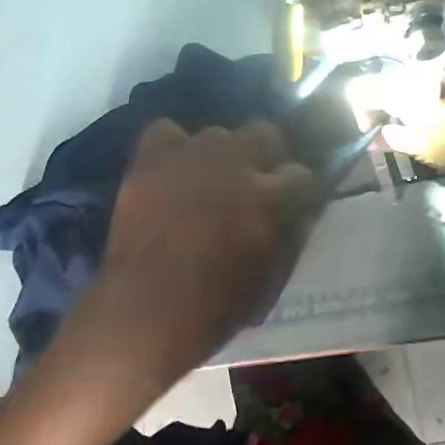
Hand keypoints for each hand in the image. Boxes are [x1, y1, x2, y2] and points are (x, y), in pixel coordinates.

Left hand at [49, 120, 315, 400]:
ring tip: (208, 180)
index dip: (297, 190)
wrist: (143, 313)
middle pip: (262, 132)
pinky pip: (165, 131)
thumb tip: (300, 212)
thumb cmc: (212, 310)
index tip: (291, 202)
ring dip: (220, 154)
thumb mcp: (267, 282)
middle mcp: (232, 166)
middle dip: (266, 155)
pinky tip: (173, 170)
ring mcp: (187, 159)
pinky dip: (173, 146)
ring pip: (216, 133)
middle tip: (254, 182)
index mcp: (267, 198)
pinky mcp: (148, 162)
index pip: (301, 174)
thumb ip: (288, 239)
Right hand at [364, 67, 444, 181]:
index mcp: (417, 91)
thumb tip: (376, 137)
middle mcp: (433, 72)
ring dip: (411, 98)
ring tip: (421, 120)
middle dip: (387, 104)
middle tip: (393, 127)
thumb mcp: (427, 152)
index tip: (371, 130)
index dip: (364, 111)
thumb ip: (395, 140)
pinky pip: (441, 77)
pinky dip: (434, 92)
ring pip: (418, 79)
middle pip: (395, 82)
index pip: (373, 91)